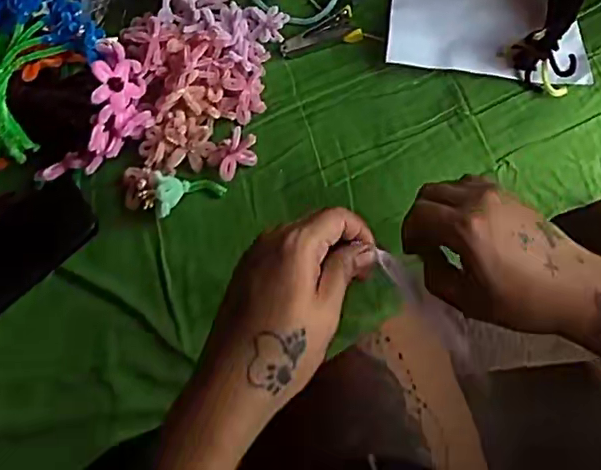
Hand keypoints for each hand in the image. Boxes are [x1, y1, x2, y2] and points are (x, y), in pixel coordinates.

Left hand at [160, 207, 375, 469]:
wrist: (229, 386)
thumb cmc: (286, 349)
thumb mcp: (326, 309)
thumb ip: (344, 268)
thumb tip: (364, 248)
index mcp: (296, 242)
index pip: (337, 215)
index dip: (360, 231)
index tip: (371, 259)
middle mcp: (273, 236)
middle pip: (317, 221)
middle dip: (342, 238)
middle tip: (358, 272)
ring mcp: (254, 251)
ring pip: (299, 234)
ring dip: (322, 248)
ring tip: (335, 282)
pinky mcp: (244, 268)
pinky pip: (281, 248)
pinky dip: (301, 257)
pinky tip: (306, 287)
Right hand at [401, 177, 600, 335]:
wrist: (572, 283)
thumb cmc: (522, 300)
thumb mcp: (471, 302)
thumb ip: (437, 278)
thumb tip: (427, 258)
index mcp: (465, 227)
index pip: (419, 215)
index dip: (408, 233)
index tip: (414, 253)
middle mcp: (476, 199)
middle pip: (429, 192)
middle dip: (420, 216)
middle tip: (426, 243)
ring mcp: (494, 191)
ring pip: (449, 184)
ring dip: (439, 204)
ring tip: (447, 233)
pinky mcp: (508, 191)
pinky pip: (470, 184)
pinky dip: (458, 198)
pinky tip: (469, 224)